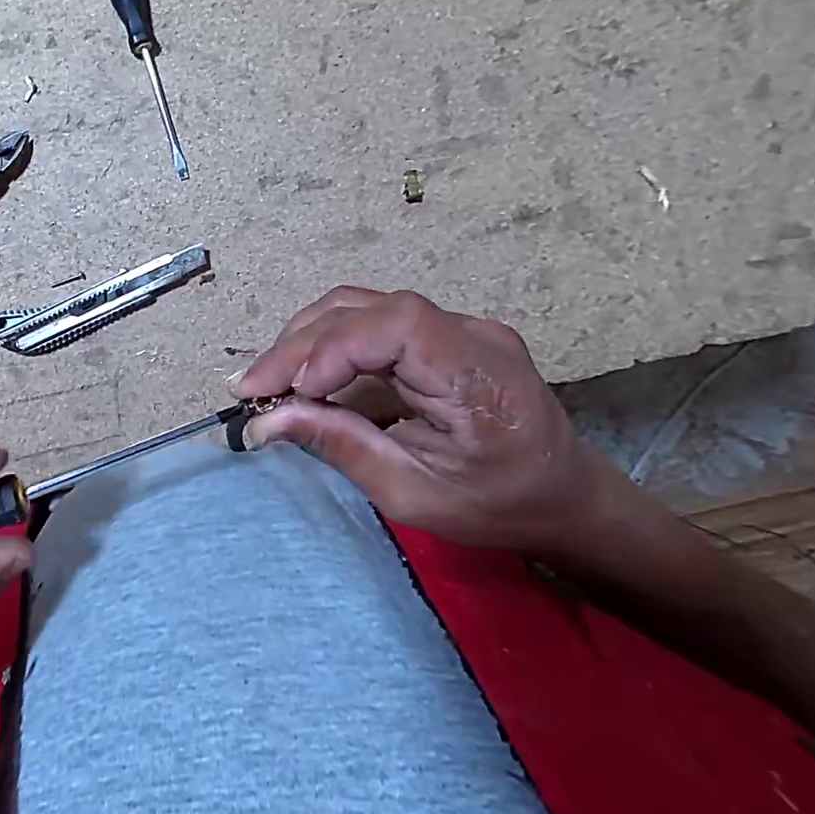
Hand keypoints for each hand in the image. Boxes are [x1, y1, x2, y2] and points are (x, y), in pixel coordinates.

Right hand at [235, 287, 628, 555]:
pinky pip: (369, 320)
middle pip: (366, 309)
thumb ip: (342, 447)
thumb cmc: (499, 508)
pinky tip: (299, 369)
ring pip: (360, 306)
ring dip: (304, 337)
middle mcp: (469, 333)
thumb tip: (266, 420)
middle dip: (299, 345)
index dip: (333, 346)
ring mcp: (455, 325)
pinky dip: (324, 341)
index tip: (290, 392)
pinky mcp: (437, 331)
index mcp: (480, 376)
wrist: (564, 496)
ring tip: (266, 379)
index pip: (398, 325)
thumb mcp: (415, 495)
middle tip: (250, 389)